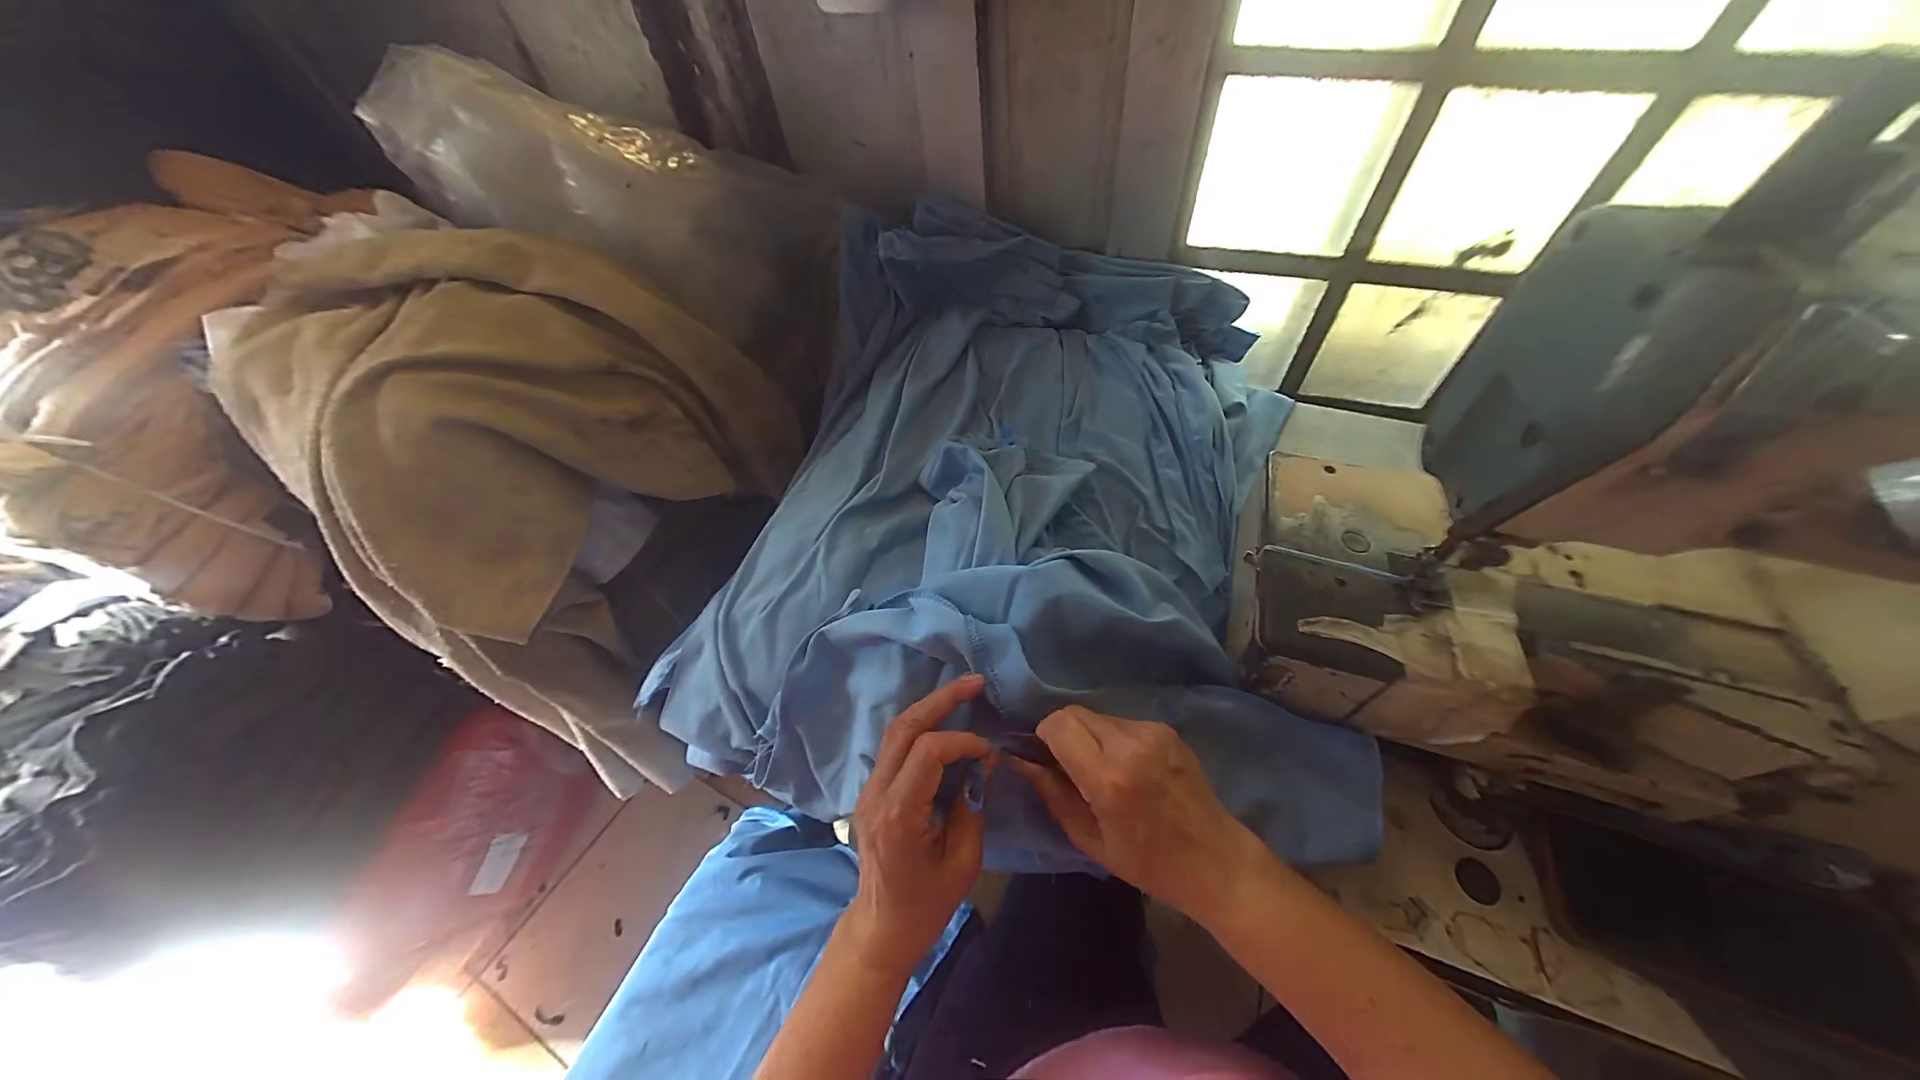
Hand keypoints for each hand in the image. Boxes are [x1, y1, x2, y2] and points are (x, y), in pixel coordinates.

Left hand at [844, 674, 996, 972]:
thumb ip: (972, 804)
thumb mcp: (964, 861)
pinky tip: (943, 718)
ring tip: (962, 689)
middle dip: (941, 700)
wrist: (882, 927)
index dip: (962, 742)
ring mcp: (868, 789)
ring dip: (929, 707)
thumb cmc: (927, 904)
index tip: (988, 752)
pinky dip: (920, 726)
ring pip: (895, 731)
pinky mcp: (871, 790)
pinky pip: (894, 746)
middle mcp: (876, 793)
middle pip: (904, 728)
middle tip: (975, 682)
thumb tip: (984, 758)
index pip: (927, 752)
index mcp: (898, 815)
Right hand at [1008, 705, 1269, 920]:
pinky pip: (1123, 723)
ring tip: (1103, 770)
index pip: (1058, 725)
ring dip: (1089, 736)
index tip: (1046, 759)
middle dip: (1063, 733)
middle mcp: (1130, 745)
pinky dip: (1113, 739)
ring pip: (1098, 716)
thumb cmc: (1149, 863)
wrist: (1216, 860)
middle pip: (1074, 713)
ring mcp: (1152, 733)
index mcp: (1108, 778)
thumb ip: (1052, 794)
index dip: (1043, 736)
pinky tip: (1129, 768)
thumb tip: (1021, 762)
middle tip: (1069, 765)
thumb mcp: (1090, 839)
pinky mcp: (1167, 730)